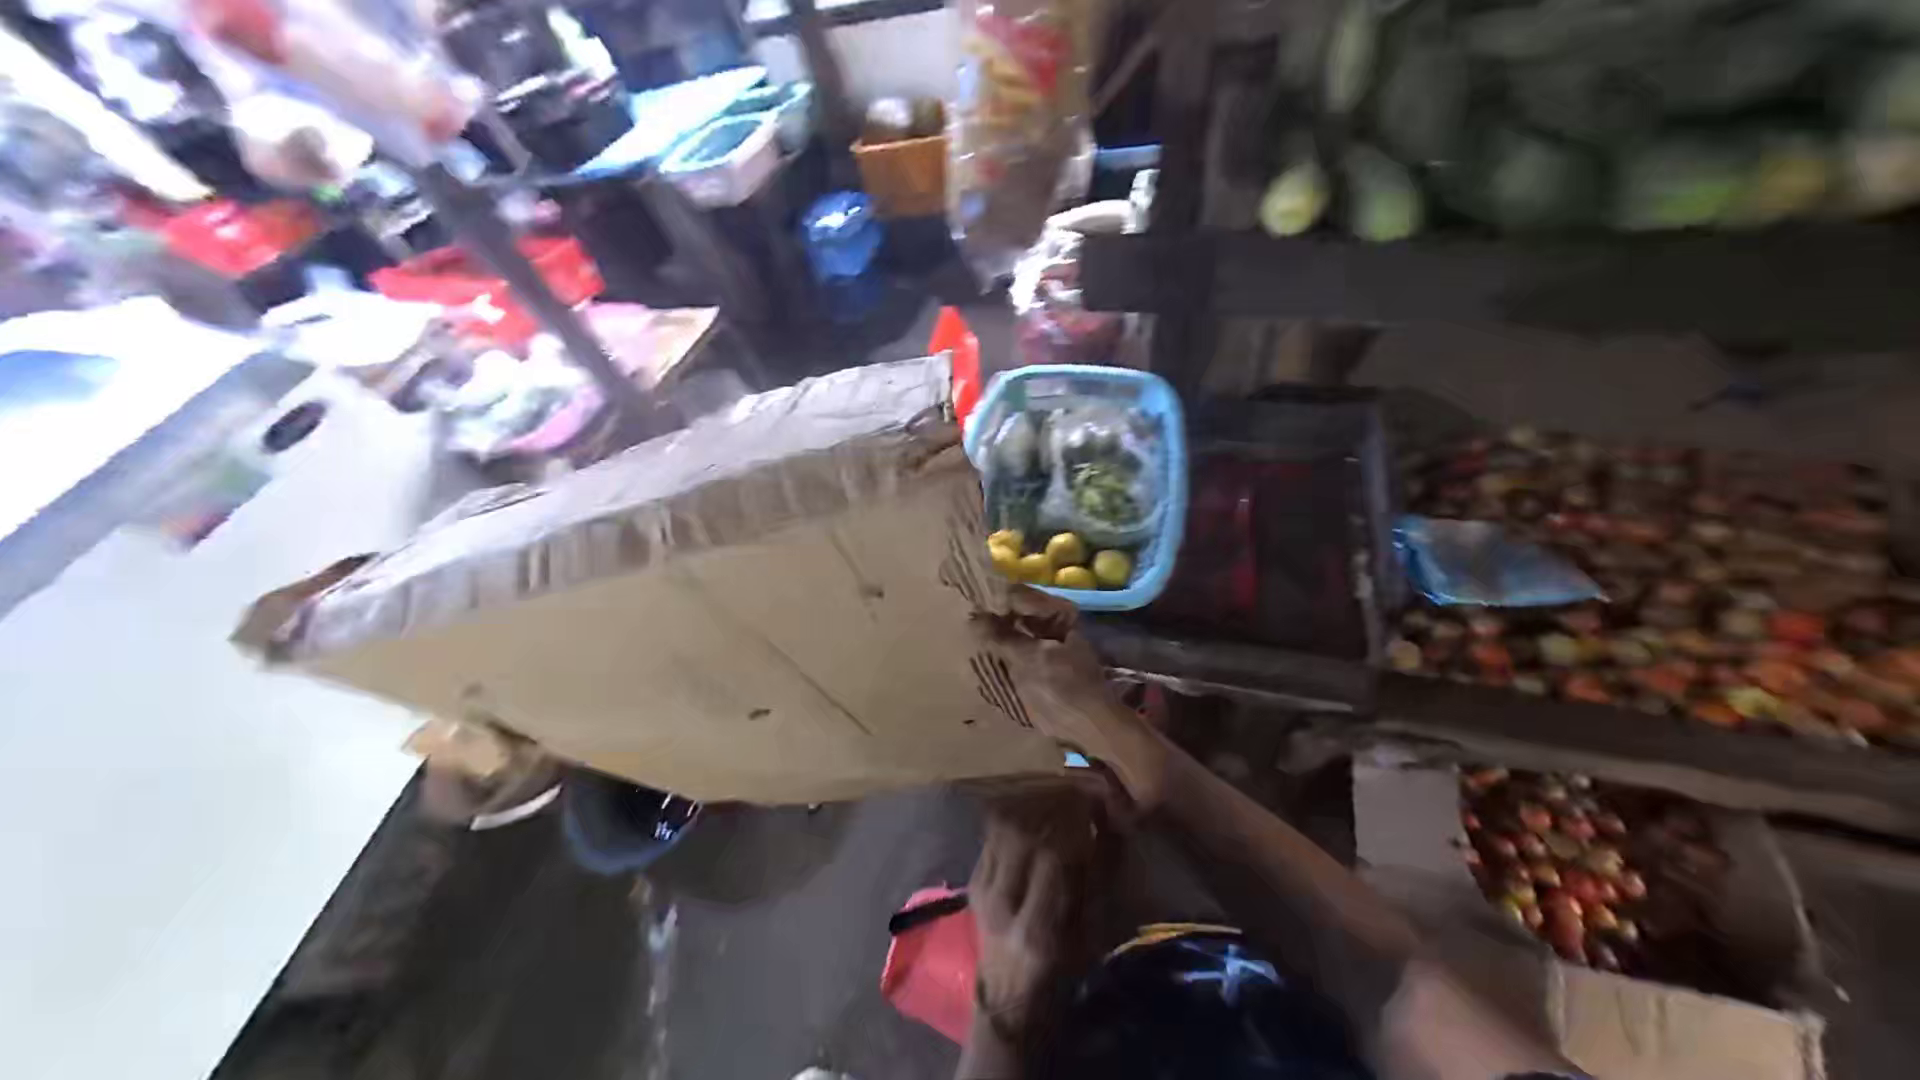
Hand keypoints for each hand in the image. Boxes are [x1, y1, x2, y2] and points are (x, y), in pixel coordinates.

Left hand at [968, 800, 1078, 1042]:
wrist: (1007, 998)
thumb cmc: (1062, 972)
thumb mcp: (1091, 936)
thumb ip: (1097, 880)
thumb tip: (1108, 824)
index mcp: (1037, 928)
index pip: (1051, 855)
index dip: (1073, 824)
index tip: (1094, 805)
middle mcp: (1002, 904)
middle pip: (1019, 833)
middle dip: (1051, 806)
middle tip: (1075, 793)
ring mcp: (981, 889)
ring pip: (1001, 827)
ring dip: (1031, 805)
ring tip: (1057, 797)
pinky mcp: (972, 878)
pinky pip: (992, 833)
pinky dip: (1015, 815)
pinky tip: (1035, 810)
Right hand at [972, 592, 1169, 809]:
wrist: (1092, 729)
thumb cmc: (1064, 690)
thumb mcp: (1029, 660)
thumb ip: (1000, 637)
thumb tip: (972, 617)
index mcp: (1058, 613)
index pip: (1017, 594)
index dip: (992, 598)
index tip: (966, 602)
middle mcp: (1053, 623)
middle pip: (1015, 612)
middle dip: (990, 616)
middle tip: (962, 619)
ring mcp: (1047, 644)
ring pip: (1013, 632)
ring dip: (994, 636)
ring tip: (966, 636)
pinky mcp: (1041, 666)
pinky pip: (1015, 652)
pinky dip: (1000, 653)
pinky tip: (981, 655)